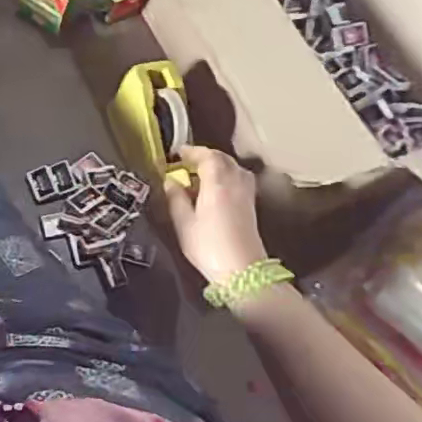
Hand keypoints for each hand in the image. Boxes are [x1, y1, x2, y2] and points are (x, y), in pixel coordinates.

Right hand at [163, 146, 269, 285]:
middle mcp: (235, 182)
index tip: (177, 152)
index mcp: (217, 183)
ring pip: (232, 167)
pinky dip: (226, 175)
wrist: (242, 270)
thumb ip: (176, 198)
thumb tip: (170, 181)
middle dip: (204, 156)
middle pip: (222, 159)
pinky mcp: (250, 204)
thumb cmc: (208, 247)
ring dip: (216, 164)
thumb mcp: (184, 224)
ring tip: (200, 173)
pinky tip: (216, 186)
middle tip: (186, 162)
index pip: (207, 156)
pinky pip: (238, 178)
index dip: (191, 151)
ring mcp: (246, 192)